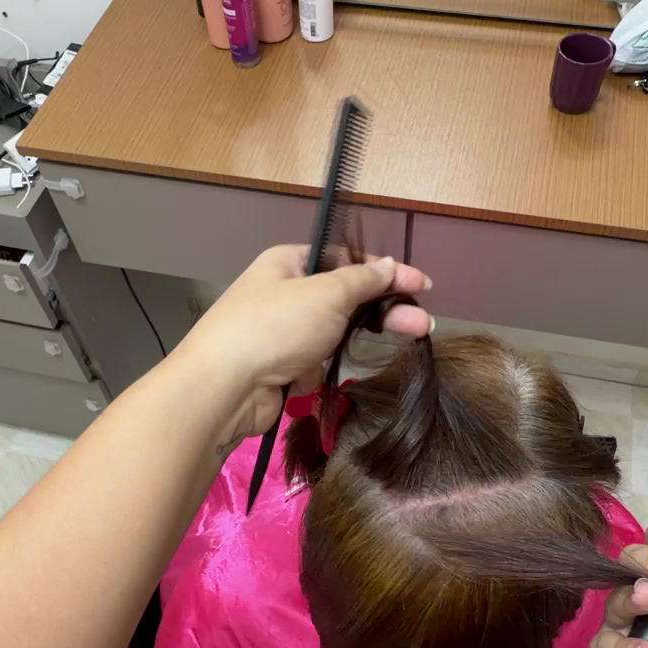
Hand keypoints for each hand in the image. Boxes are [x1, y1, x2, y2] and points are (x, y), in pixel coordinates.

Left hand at [168, 244, 431, 441]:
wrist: (224, 388)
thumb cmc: (275, 327)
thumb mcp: (326, 293)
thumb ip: (362, 280)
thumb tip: (388, 265)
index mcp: (288, 262)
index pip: (345, 260)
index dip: (384, 272)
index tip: (421, 286)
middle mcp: (284, 293)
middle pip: (345, 297)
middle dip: (384, 310)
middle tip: (423, 323)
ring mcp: (281, 331)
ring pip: (333, 332)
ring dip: (355, 338)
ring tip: (402, 338)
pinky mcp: (280, 367)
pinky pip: (315, 361)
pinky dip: (321, 368)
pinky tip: (320, 373)